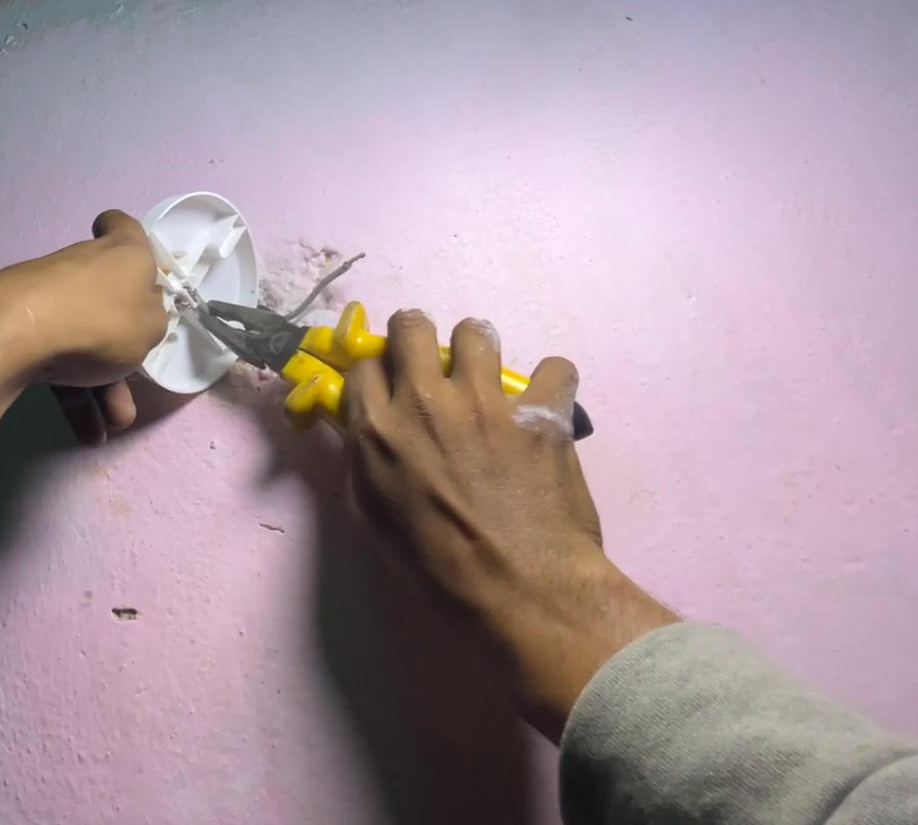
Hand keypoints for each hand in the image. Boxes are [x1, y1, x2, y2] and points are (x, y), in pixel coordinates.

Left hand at [0, 211, 166, 437]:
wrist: (20, 333)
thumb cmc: (102, 319)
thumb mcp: (151, 326)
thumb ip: (152, 319)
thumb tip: (140, 317)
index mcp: (123, 253)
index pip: (122, 226)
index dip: (128, 237)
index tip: (137, 263)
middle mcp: (84, 266)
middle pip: (109, 301)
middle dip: (123, 351)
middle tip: (132, 385)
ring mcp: (50, 296)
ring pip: (84, 340)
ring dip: (102, 386)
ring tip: (111, 424)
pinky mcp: (22, 326)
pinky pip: (58, 361)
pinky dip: (73, 395)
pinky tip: (86, 432)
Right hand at [343, 310, 676, 739]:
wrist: (519, 592)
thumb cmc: (433, 564)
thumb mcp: (372, 514)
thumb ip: (363, 459)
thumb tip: (364, 431)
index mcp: (377, 426)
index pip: (364, 364)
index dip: (377, 372)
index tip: (387, 386)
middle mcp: (424, 399)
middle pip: (412, 325)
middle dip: (416, 334)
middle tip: (430, 361)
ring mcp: (484, 401)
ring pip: (476, 331)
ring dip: (477, 351)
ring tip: (486, 380)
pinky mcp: (540, 413)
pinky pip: (554, 368)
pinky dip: (551, 384)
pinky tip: (545, 408)